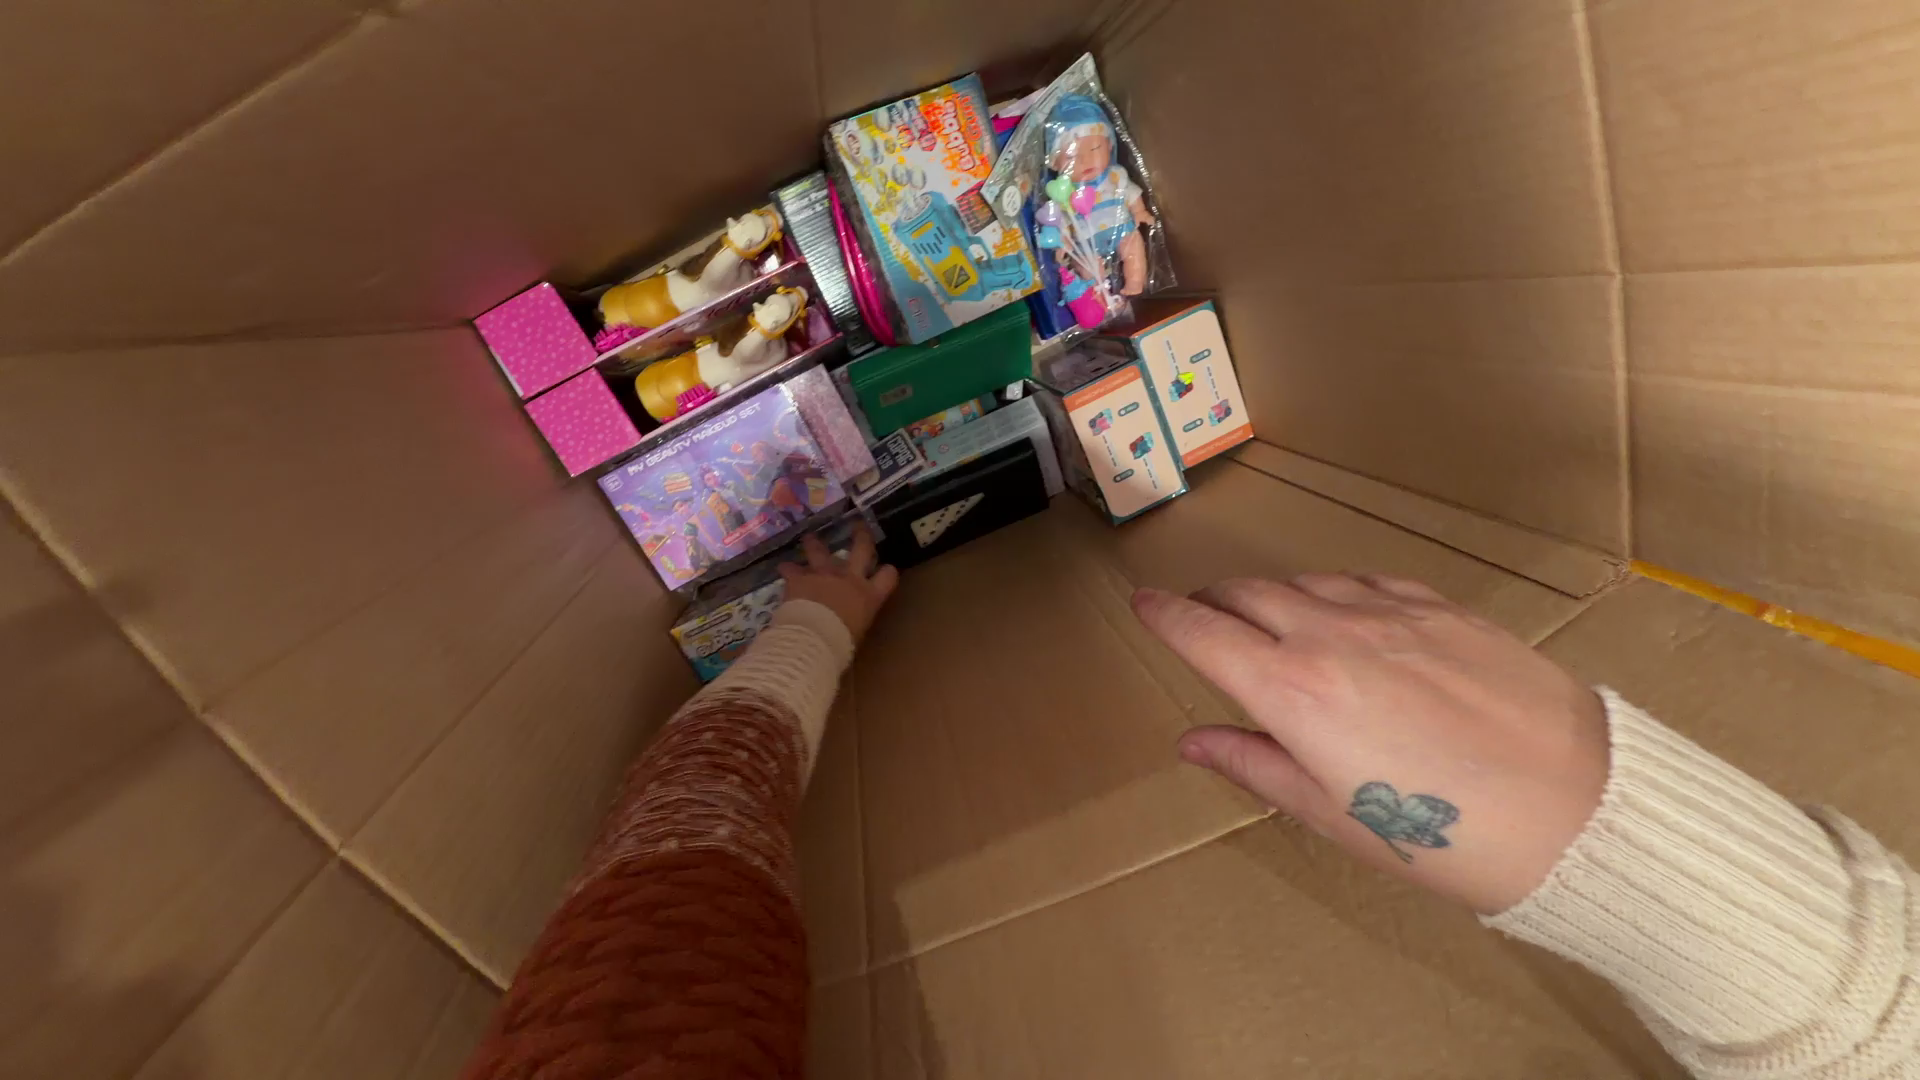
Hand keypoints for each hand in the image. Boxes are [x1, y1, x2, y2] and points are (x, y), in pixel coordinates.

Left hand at [777, 526, 898, 645]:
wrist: (813, 638)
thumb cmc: (840, 643)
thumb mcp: (856, 633)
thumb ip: (853, 622)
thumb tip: (847, 628)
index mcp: (868, 596)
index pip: (888, 577)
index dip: (888, 571)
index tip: (887, 569)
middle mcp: (849, 579)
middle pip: (861, 549)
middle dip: (861, 536)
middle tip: (858, 526)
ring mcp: (824, 575)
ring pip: (820, 551)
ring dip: (814, 544)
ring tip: (809, 538)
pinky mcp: (800, 578)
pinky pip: (791, 569)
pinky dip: (788, 569)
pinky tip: (783, 567)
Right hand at [1132, 574, 1607, 914]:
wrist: (1587, 817)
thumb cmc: (1445, 837)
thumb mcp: (1332, 816)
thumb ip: (1252, 764)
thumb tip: (1193, 741)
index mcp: (1291, 691)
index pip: (1201, 633)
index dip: (1163, 613)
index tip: (1141, 601)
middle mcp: (1328, 636)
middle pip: (1243, 593)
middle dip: (1210, 601)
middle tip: (1203, 618)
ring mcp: (1387, 613)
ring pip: (1299, 580)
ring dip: (1269, 596)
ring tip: (1272, 622)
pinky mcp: (1439, 606)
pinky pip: (1362, 579)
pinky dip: (1331, 590)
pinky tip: (1341, 612)